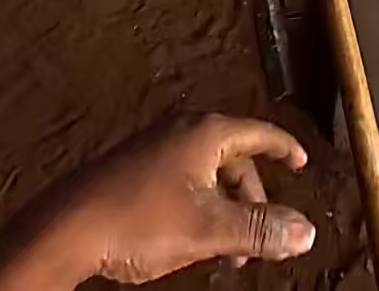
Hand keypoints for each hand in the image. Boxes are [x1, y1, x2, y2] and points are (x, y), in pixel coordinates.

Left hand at [11, 114, 315, 285]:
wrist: (70, 224)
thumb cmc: (143, 220)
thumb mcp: (208, 229)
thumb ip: (260, 230)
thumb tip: (308, 230)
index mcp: (207, 132)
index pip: (258, 132)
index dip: (283, 147)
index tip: (302, 162)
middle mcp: (185, 127)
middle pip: (234, 157)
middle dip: (251, 198)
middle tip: (257, 241)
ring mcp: (160, 142)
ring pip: (209, 170)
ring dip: (225, 206)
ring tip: (225, 250)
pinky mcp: (140, 161)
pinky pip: (186, 174)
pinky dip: (202, 201)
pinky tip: (192, 234)